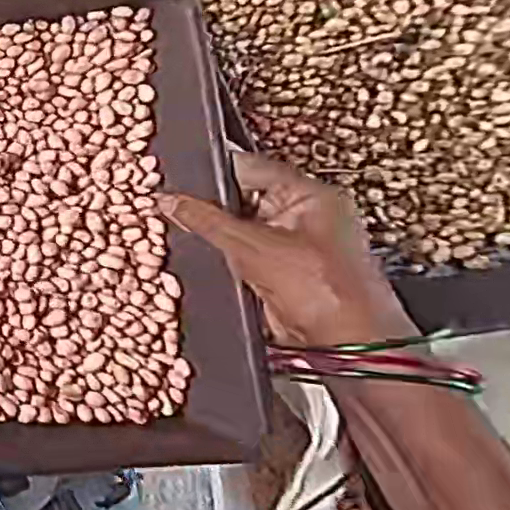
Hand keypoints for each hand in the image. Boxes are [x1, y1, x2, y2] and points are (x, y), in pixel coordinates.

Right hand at [155, 152, 412, 347]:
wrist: (345, 343)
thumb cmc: (322, 290)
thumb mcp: (250, 245)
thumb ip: (204, 219)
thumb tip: (167, 200)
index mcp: (309, 196)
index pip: (248, 166)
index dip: (207, 170)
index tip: (169, 173)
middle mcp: (300, 213)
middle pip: (236, 195)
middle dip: (201, 202)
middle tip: (164, 200)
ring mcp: (286, 240)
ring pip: (231, 222)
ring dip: (206, 228)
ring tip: (171, 223)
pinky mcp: (273, 264)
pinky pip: (233, 246)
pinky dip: (213, 248)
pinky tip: (190, 248)